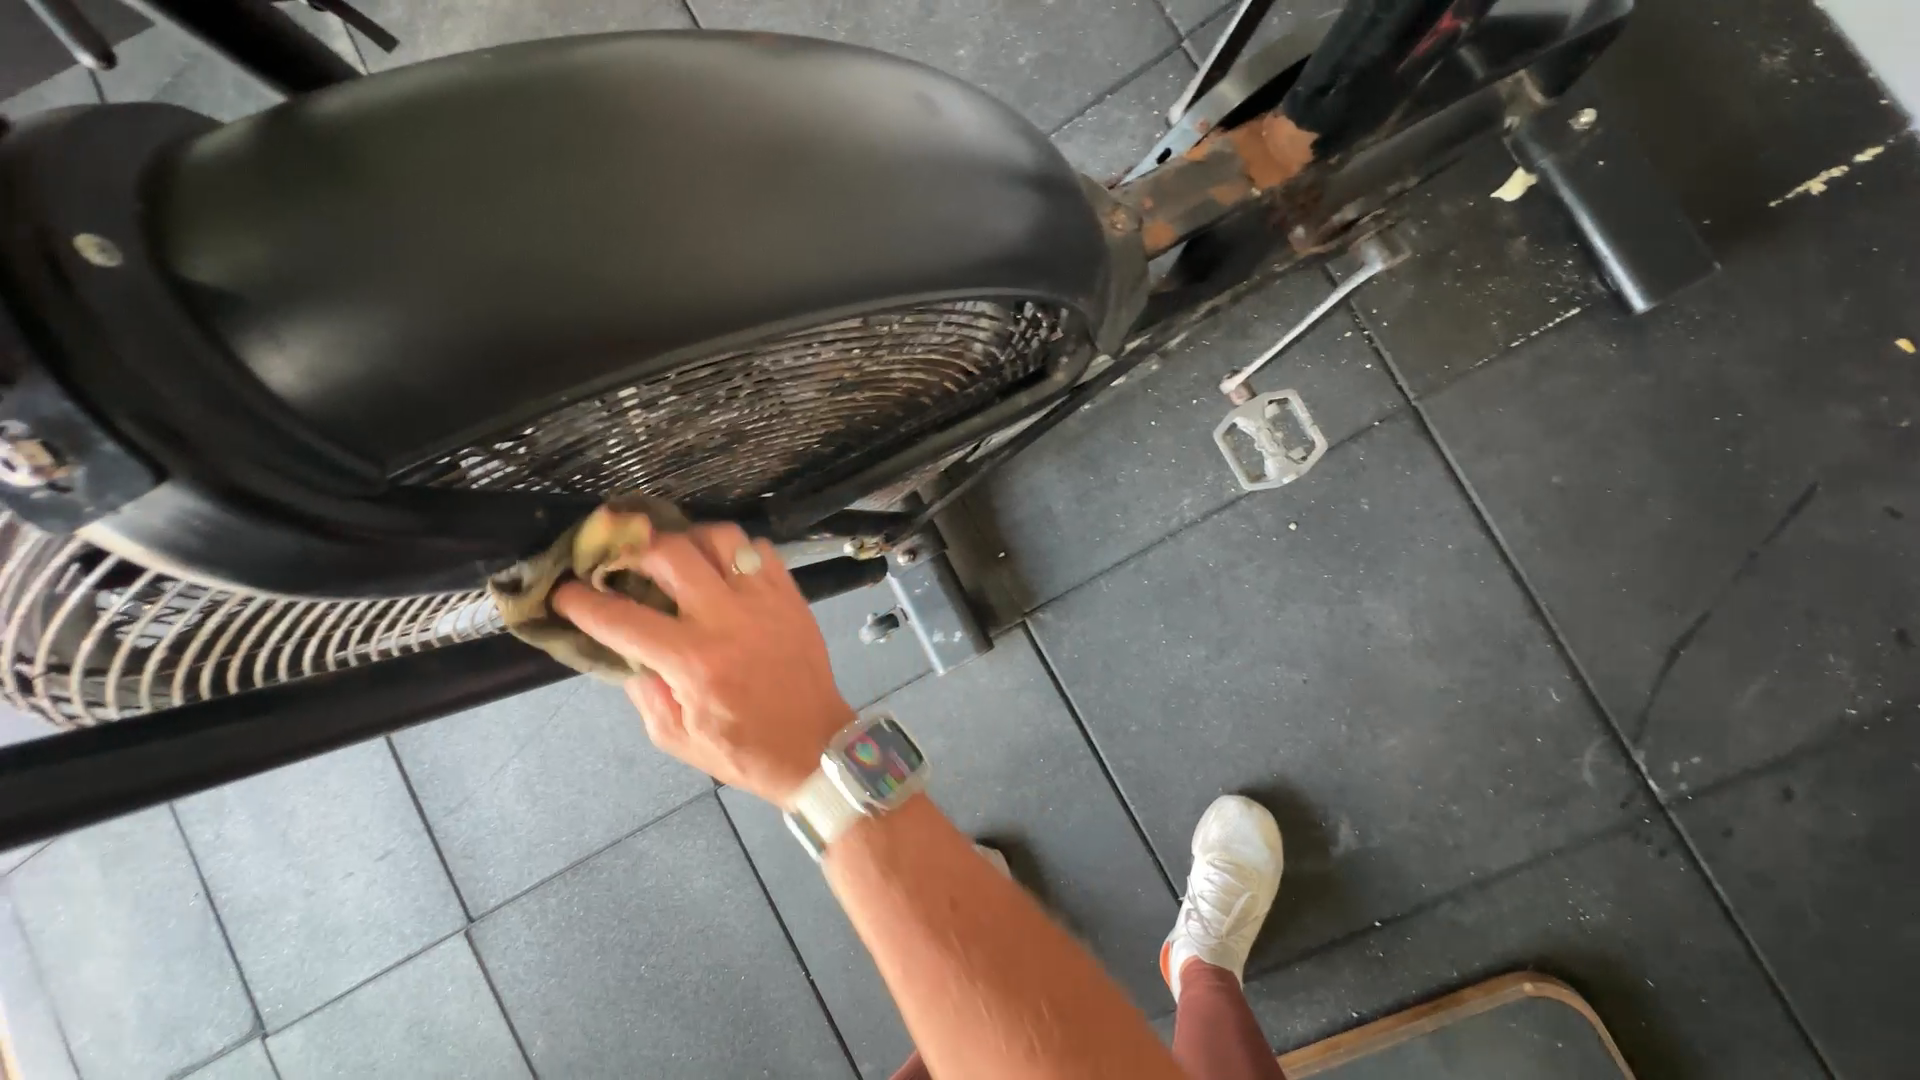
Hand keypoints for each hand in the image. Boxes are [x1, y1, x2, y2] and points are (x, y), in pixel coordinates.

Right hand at [553, 523, 853, 805]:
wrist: (815, 745)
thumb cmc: (742, 749)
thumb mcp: (674, 736)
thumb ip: (642, 688)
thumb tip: (623, 649)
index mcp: (693, 661)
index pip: (621, 618)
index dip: (581, 601)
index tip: (564, 591)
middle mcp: (727, 619)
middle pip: (670, 553)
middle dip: (633, 549)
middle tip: (620, 557)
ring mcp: (764, 601)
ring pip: (719, 538)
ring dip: (688, 540)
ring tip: (676, 556)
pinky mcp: (790, 595)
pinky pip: (759, 549)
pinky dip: (734, 550)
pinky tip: (722, 568)